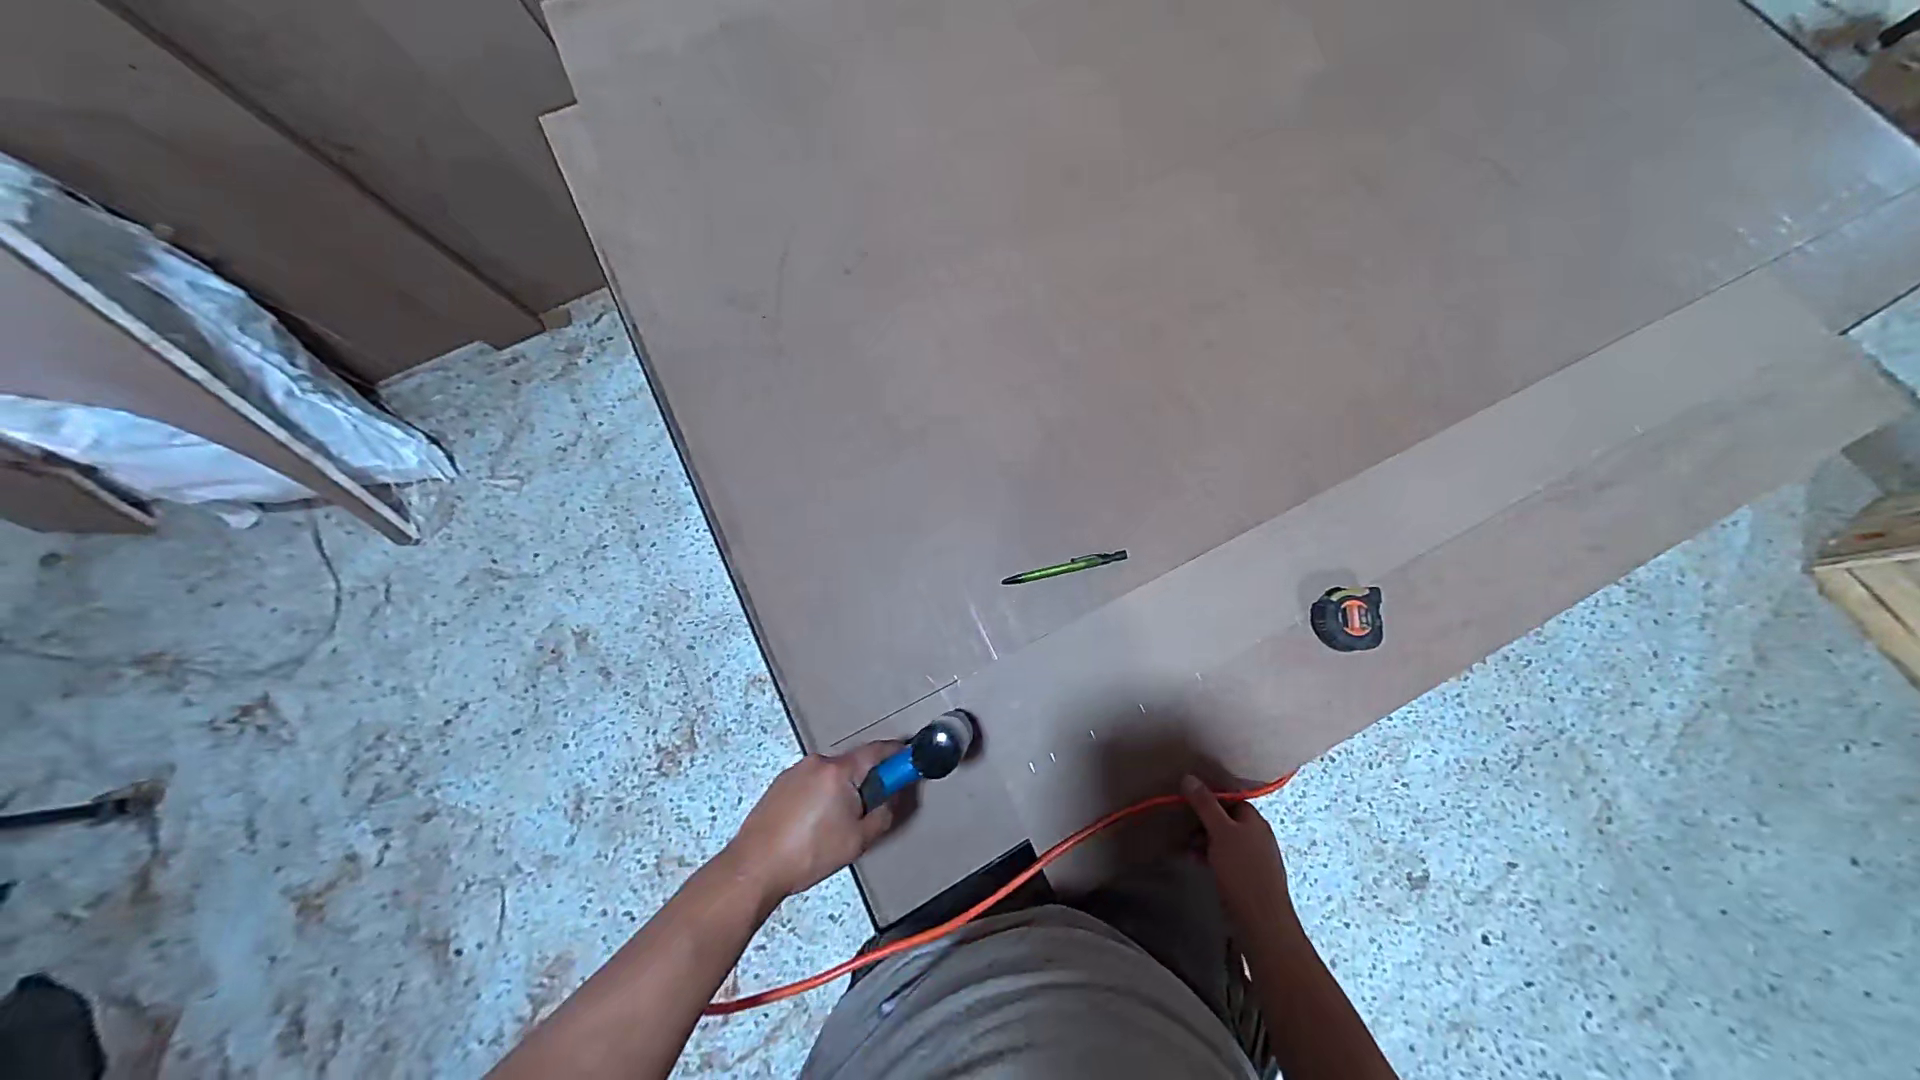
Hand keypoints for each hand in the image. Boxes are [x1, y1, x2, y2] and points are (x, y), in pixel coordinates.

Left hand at [723, 741, 904, 899]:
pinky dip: (822, 798)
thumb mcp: (859, 839)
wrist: (756, 868)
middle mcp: (816, 764)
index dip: (900, 756)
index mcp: (838, 771)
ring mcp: (796, 772)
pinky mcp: (782, 785)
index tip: (910, 764)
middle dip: (869, 783)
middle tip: (870, 812)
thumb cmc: (803, 855)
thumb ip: (886, 812)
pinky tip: (816, 827)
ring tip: (835, 828)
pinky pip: (813, 783)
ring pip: (834, 775)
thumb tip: (896, 798)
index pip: (879, 750)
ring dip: (844, 792)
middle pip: (856, 764)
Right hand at [1181, 774, 1295, 931]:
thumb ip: (1205, 804)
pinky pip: (1227, 857)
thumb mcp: (1220, 832)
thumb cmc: (1241, 870)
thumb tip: (1189, 777)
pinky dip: (1211, 855)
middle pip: (1226, 818)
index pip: (1230, 799)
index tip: (1186, 801)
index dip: (1208, 798)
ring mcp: (1255, 857)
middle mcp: (1258, 835)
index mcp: (1254, 820)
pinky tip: (1198, 861)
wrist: (1262, 920)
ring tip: (1187, 846)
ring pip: (1225, 839)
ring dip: (1204, 839)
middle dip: (1203, 821)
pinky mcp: (1249, 876)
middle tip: (1183, 826)